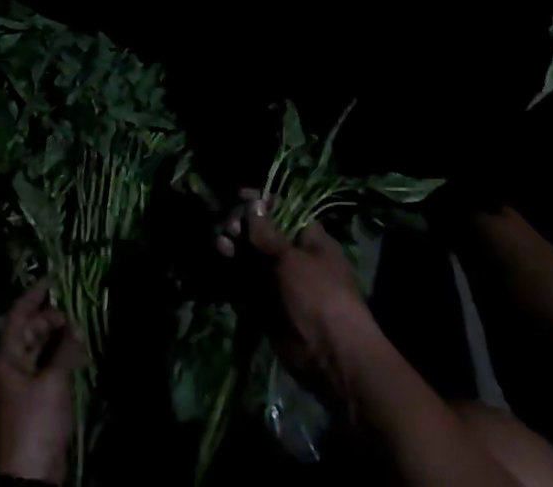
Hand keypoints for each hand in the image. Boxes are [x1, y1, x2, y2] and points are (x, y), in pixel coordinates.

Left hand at [0, 282, 85, 484]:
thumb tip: (73, 325)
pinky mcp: (36, 399)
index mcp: (5, 357)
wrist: (30, 474)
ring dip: (58, 338)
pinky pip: (48, 367)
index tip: (52, 278)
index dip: (34, 295)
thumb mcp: (52, 381)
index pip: (18, 316)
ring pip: (40, 349)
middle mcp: (10, 366)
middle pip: (29, 331)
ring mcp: (22, 383)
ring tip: (80, 328)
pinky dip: (62, 357)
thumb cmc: (35, 422)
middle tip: (73, 310)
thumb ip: (64, 349)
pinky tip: (79, 353)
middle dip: (51, 318)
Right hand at [215, 190, 374, 404]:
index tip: (239, 196)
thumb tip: (253, 202)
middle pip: (263, 234)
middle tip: (229, 227)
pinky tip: (223, 263)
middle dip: (244, 227)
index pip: (284, 212)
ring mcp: (279, 283)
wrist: (330, 357)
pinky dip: (233, 275)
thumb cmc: (318, 295)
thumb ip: (267, 233)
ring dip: (235, 249)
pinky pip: (245, 284)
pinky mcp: (266, 306)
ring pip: (251, 259)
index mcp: (310, 240)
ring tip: (221, 244)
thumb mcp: (292, 259)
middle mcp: (294, 258)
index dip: (262, 203)